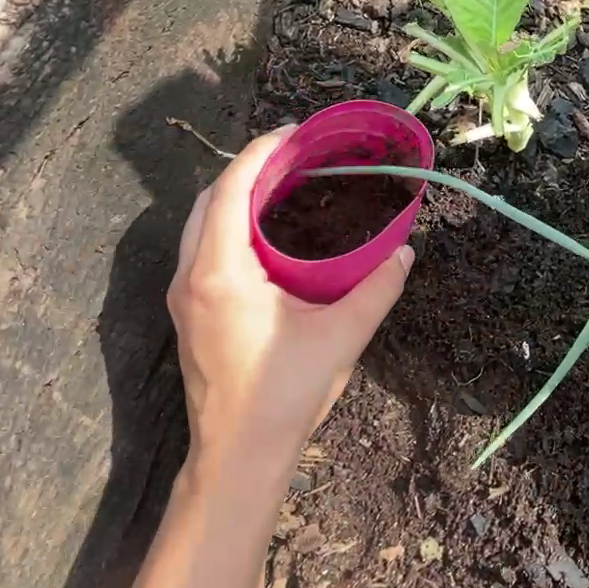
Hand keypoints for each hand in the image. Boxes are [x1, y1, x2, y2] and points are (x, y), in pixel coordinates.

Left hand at [168, 126, 410, 466]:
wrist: (238, 455)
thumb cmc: (285, 391)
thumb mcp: (343, 334)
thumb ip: (378, 287)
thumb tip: (405, 252)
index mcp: (220, 272)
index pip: (230, 189)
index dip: (261, 153)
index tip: (295, 133)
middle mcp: (190, 276)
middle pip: (208, 200)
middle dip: (248, 169)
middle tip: (296, 157)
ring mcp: (183, 296)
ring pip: (201, 225)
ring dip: (236, 197)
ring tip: (284, 187)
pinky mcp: (189, 314)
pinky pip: (203, 248)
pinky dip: (230, 225)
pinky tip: (269, 235)